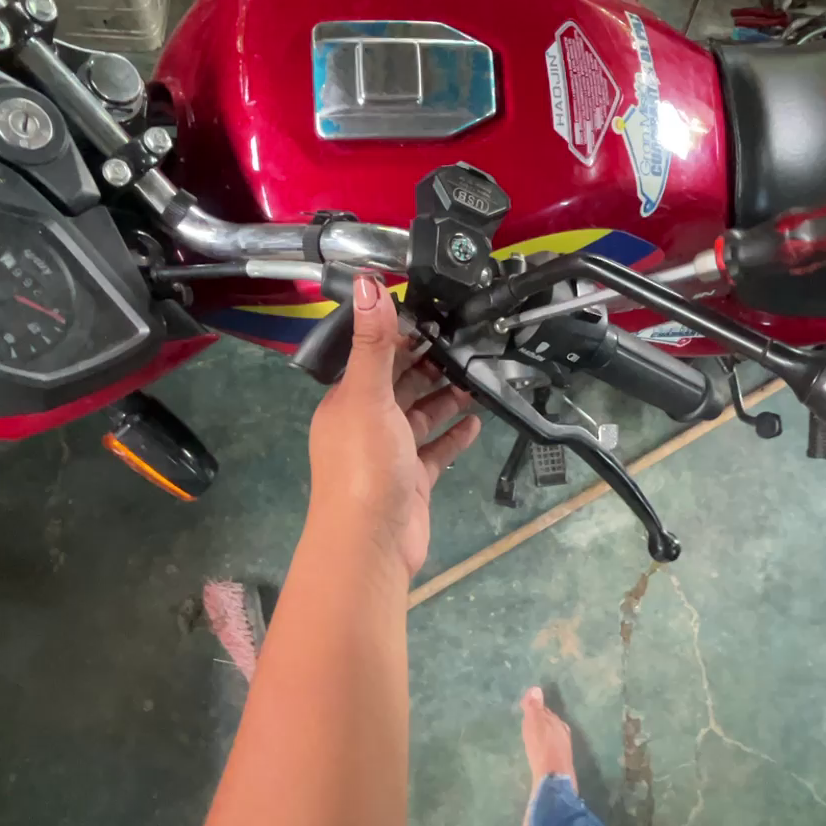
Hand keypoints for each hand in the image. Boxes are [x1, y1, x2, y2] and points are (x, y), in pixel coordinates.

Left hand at [306, 274, 481, 580]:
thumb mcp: (367, 396)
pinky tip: (475, 422)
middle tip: (468, 342)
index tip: (437, 313)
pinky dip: (454, 435)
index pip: (375, 356)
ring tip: (478, 377)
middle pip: (401, 384)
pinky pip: (436, 450)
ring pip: (422, 415)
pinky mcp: (414, 479)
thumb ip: (373, 341)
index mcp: (347, 400)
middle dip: (430, 363)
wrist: (370, 543)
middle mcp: (366, 423)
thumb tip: (368, 282)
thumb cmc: (365, 465)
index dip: (402, 333)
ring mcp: (391, 453)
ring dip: (446, 397)